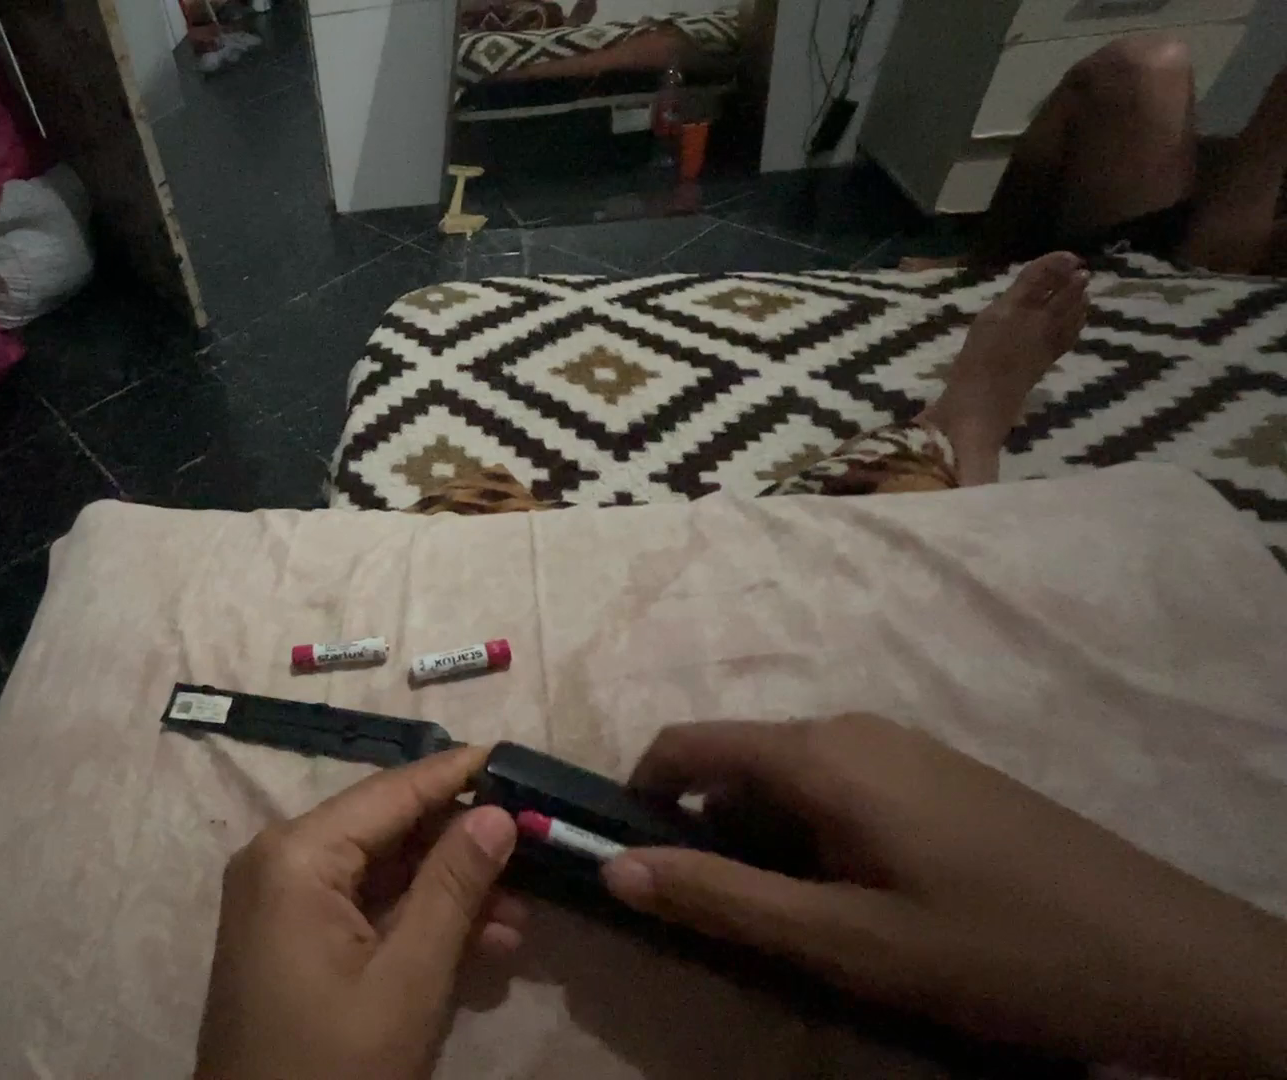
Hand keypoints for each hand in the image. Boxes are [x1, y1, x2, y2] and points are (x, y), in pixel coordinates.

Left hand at [195, 747, 524, 1079]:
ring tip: (521, 908)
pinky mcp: (291, 933)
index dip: (452, 773)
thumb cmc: (334, 1068)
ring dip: (446, 889)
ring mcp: (282, 897)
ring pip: (380, 870)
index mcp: (296, 854)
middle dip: (458, 843)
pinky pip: (362, 906)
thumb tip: (495, 813)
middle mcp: (280, 858)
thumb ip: (452, 889)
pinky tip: (482, 939)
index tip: (507, 754)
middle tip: (528, 843)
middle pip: (385, 828)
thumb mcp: (407, 981)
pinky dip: (415, 918)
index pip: (389, 792)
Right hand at [600, 714, 1286, 1077]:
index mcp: (816, 754)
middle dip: (714, 827)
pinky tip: (866, 889)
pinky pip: (835, 781)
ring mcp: (896, 743)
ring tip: (810, 911)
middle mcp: (847, 728)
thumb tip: (614, 870)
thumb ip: (719, 899)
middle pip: (736, 761)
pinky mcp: (932, 768)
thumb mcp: (844, 942)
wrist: (1188, 969)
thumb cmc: (995, 950)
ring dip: (766, 833)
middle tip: (740, 908)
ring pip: (786, 774)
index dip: (646, 791)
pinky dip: (814, 827)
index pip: (686, 744)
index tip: (641, 852)